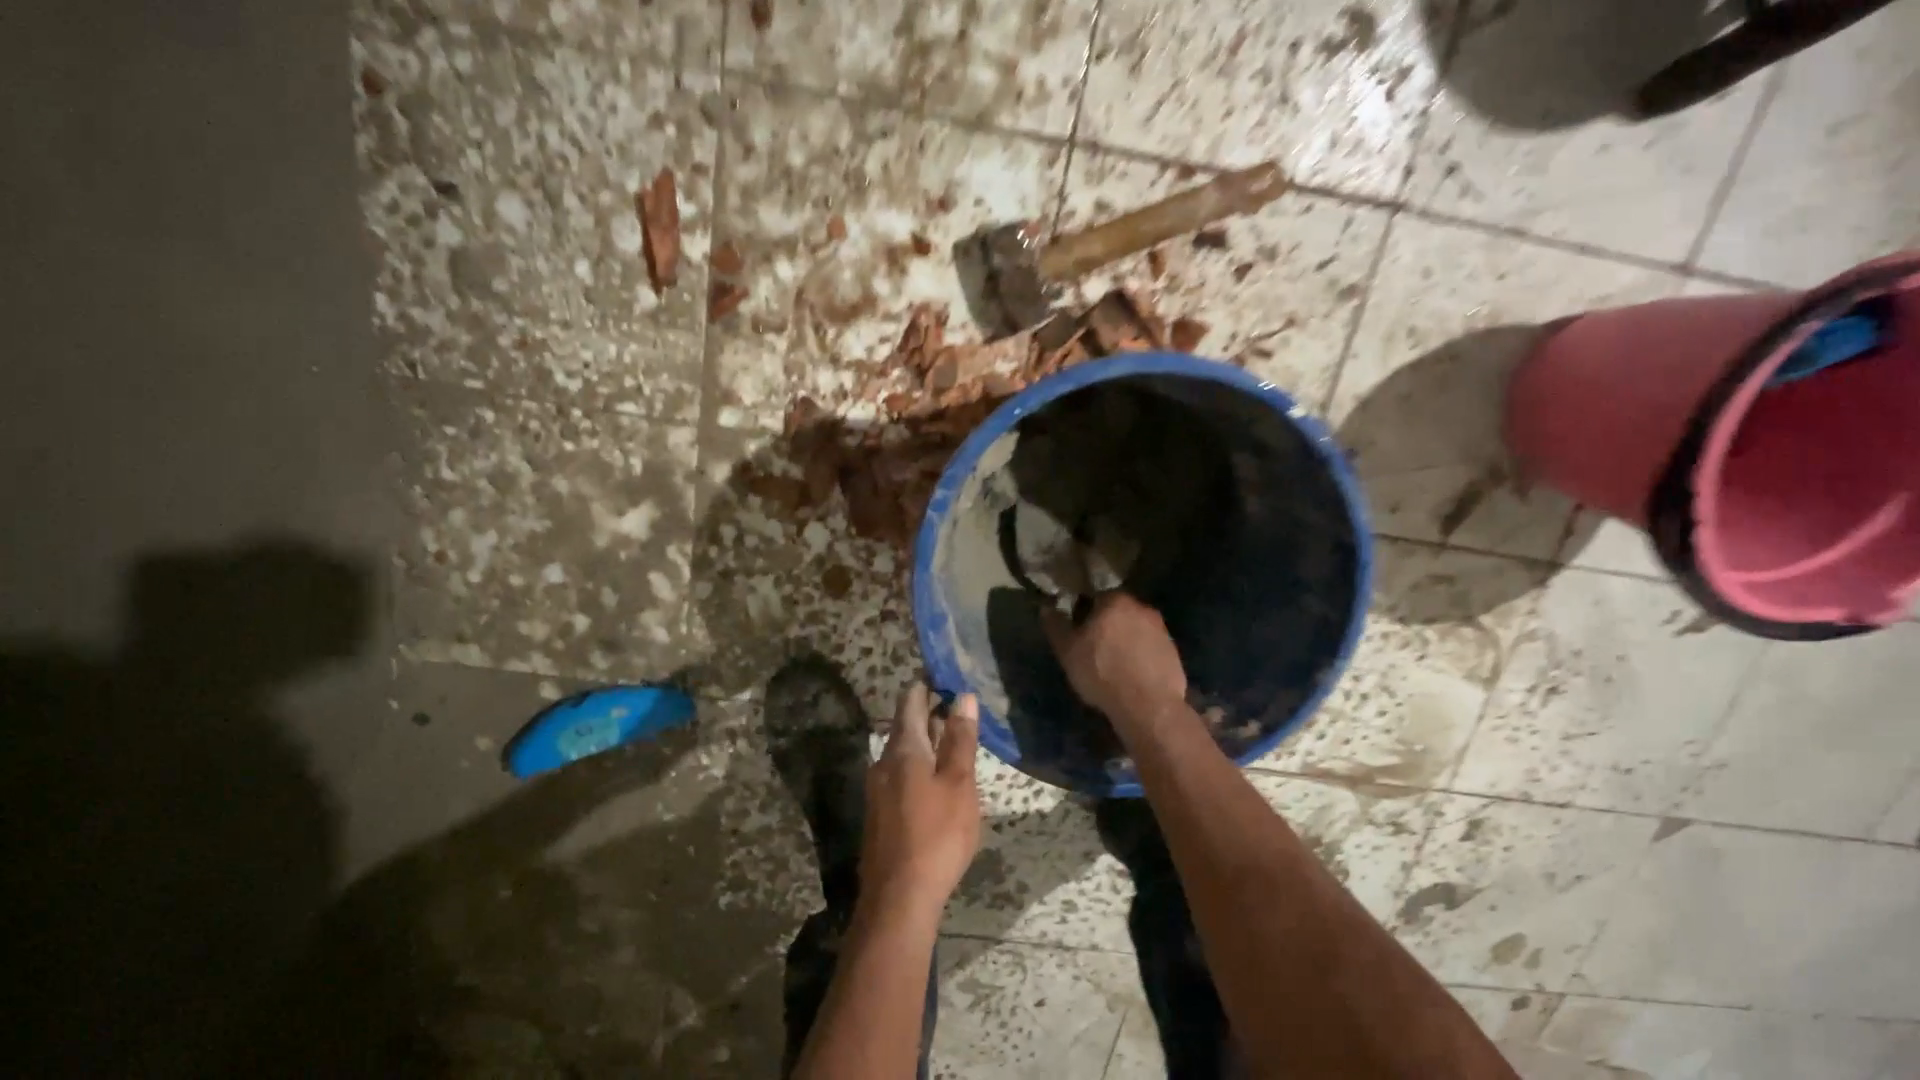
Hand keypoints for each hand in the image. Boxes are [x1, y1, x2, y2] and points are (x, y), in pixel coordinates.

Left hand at [860, 685, 980, 918]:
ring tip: (951, 742)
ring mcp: (877, 791)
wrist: (898, 897)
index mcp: (902, 750)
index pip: (910, 703)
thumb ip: (960, 740)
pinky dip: (918, 768)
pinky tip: (935, 782)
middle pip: (904, 728)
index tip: (947, 679)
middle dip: (928, 715)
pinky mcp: (880, 816)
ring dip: (924, 744)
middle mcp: (883, 763)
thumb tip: (963, 697)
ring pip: (901, 755)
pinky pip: (899, 777)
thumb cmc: (936, 835)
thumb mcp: (959, 784)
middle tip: (956, 708)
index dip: (927, 687)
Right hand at [1041, 593, 1187, 727]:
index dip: (1084, 616)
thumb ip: (1056, 626)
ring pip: (1136, 631)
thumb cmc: (1101, 672)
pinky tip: (1132, 678)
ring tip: (1114, 668)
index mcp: (1115, 600)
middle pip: (1118, 613)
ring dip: (1126, 643)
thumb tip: (1047, 607)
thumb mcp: (1067, 651)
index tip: (1079, 636)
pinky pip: (1150, 650)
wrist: (1147, 705)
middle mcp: (1142, 608)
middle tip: (1094, 652)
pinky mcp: (1174, 652)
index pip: (1095, 598)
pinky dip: (1141, 658)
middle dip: (1107, 628)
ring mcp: (1162, 630)